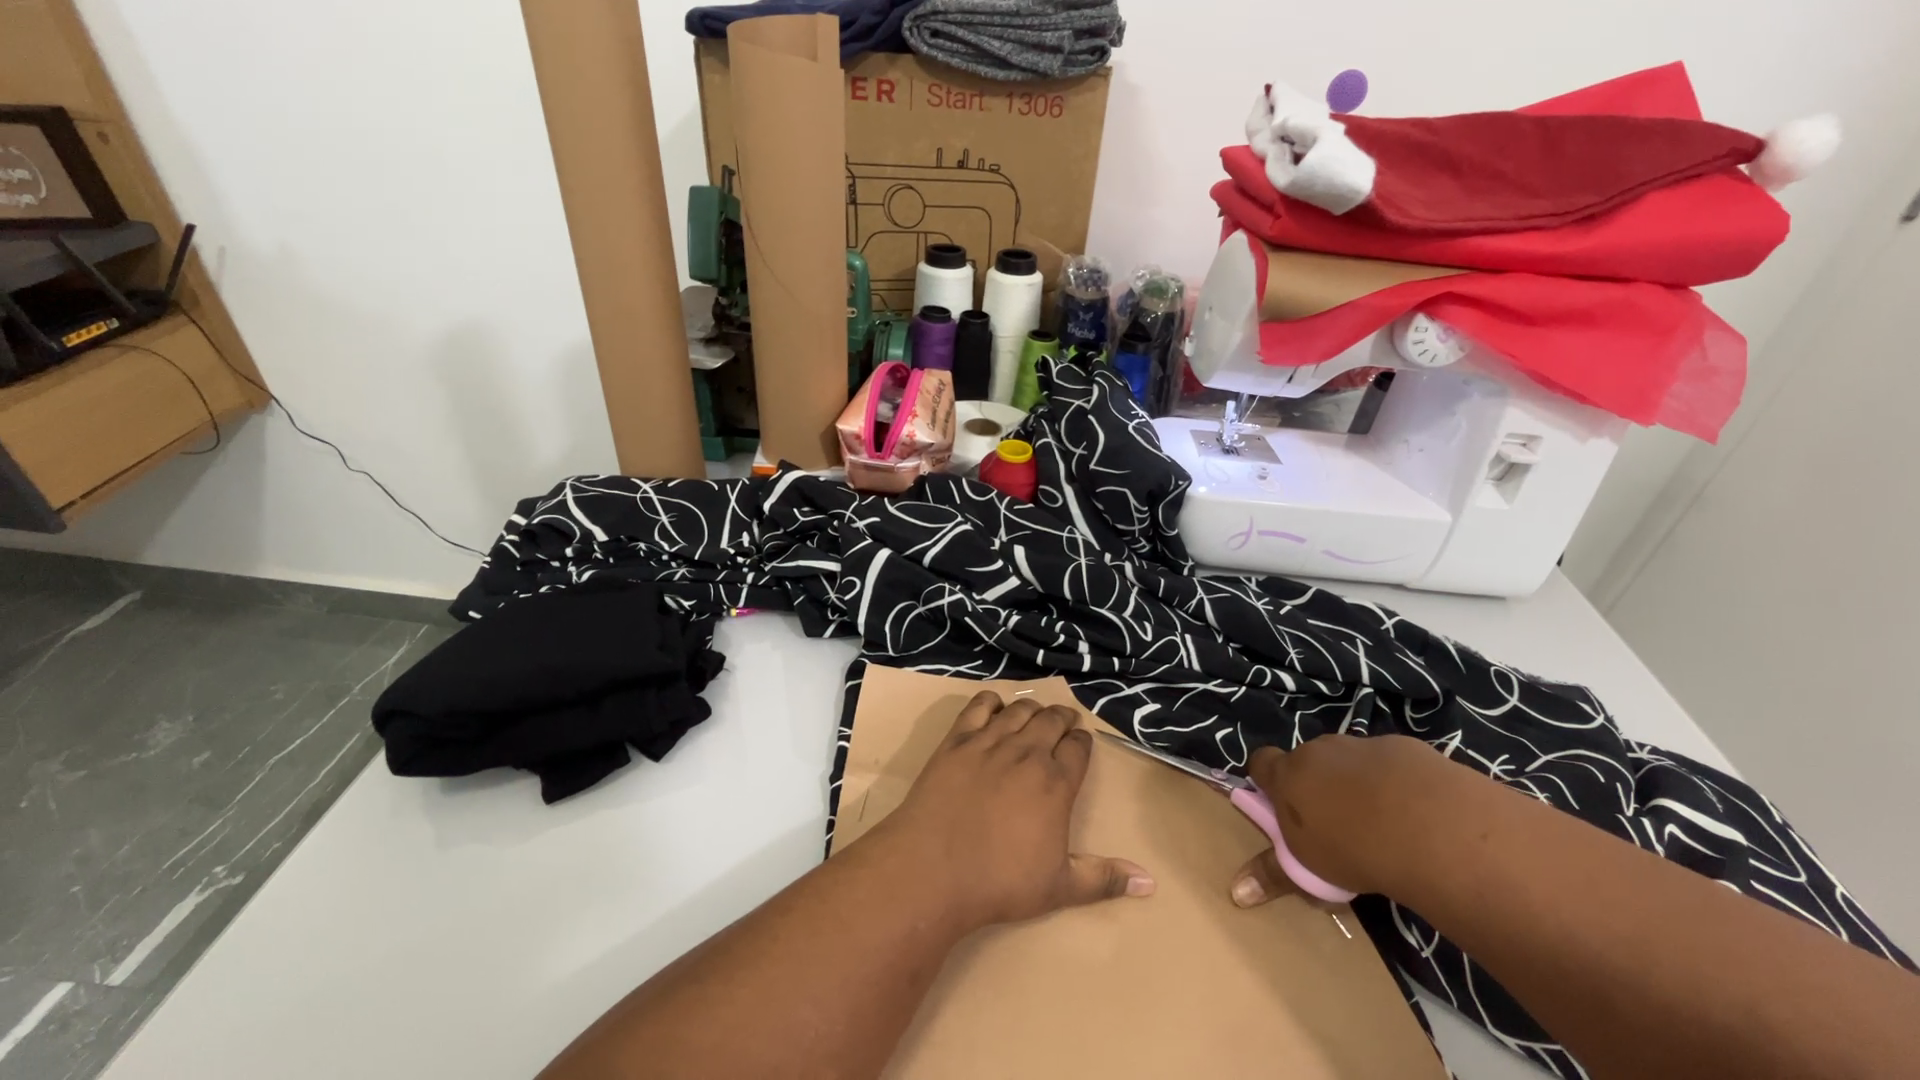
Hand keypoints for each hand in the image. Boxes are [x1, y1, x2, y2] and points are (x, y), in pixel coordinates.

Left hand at [877, 691, 1153, 933]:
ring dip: (1031, 709)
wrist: (932, 870)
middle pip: (1051, 720)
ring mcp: (989, 744)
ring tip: (1034, 713)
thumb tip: (1150, 883)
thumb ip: (1104, 878)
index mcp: (1057, 783)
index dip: (1082, 742)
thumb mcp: (1059, 887)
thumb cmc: (999, 883)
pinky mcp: (955, 742)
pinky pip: (978, 708)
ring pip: (1018, 710)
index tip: (1081, 743)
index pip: (1079, 747)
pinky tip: (994, 707)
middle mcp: (1027, 754)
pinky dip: (990, 702)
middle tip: (1064, 721)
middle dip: (1062, 718)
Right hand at [1228, 734, 1438, 907]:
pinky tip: (1414, 811)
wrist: (1430, 828)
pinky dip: (1395, 781)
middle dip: (1316, 785)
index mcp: (1288, 776)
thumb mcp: (1307, 871)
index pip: (1261, 762)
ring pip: (1349, 760)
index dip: (1267, 780)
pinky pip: (1391, 762)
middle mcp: (1319, 751)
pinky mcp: (1404, 747)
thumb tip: (1236, 894)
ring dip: (1356, 782)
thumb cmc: (1353, 850)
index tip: (1280, 805)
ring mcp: (1362, 745)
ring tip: (1379, 821)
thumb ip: (1273, 874)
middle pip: (1308, 761)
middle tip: (1332, 824)